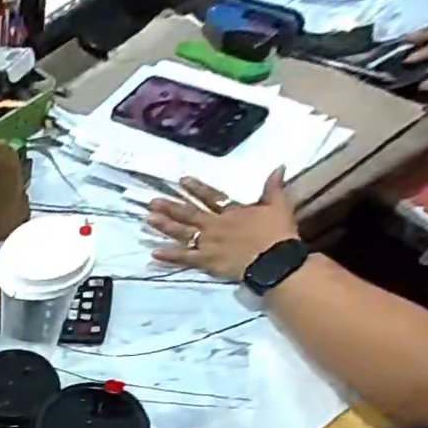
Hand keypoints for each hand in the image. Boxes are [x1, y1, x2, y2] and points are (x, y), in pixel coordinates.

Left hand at [147, 169, 298, 282]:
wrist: (273, 258)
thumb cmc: (278, 232)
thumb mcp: (279, 205)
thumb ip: (273, 187)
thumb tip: (279, 167)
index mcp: (232, 212)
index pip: (211, 196)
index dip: (196, 188)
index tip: (181, 181)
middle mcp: (215, 225)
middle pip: (189, 214)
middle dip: (170, 207)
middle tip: (153, 202)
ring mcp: (207, 242)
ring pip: (182, 232)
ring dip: (165, 226)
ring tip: (149, 219)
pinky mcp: (204, 260)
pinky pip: (183, 257)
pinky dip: (168, 255)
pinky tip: (153, 252)